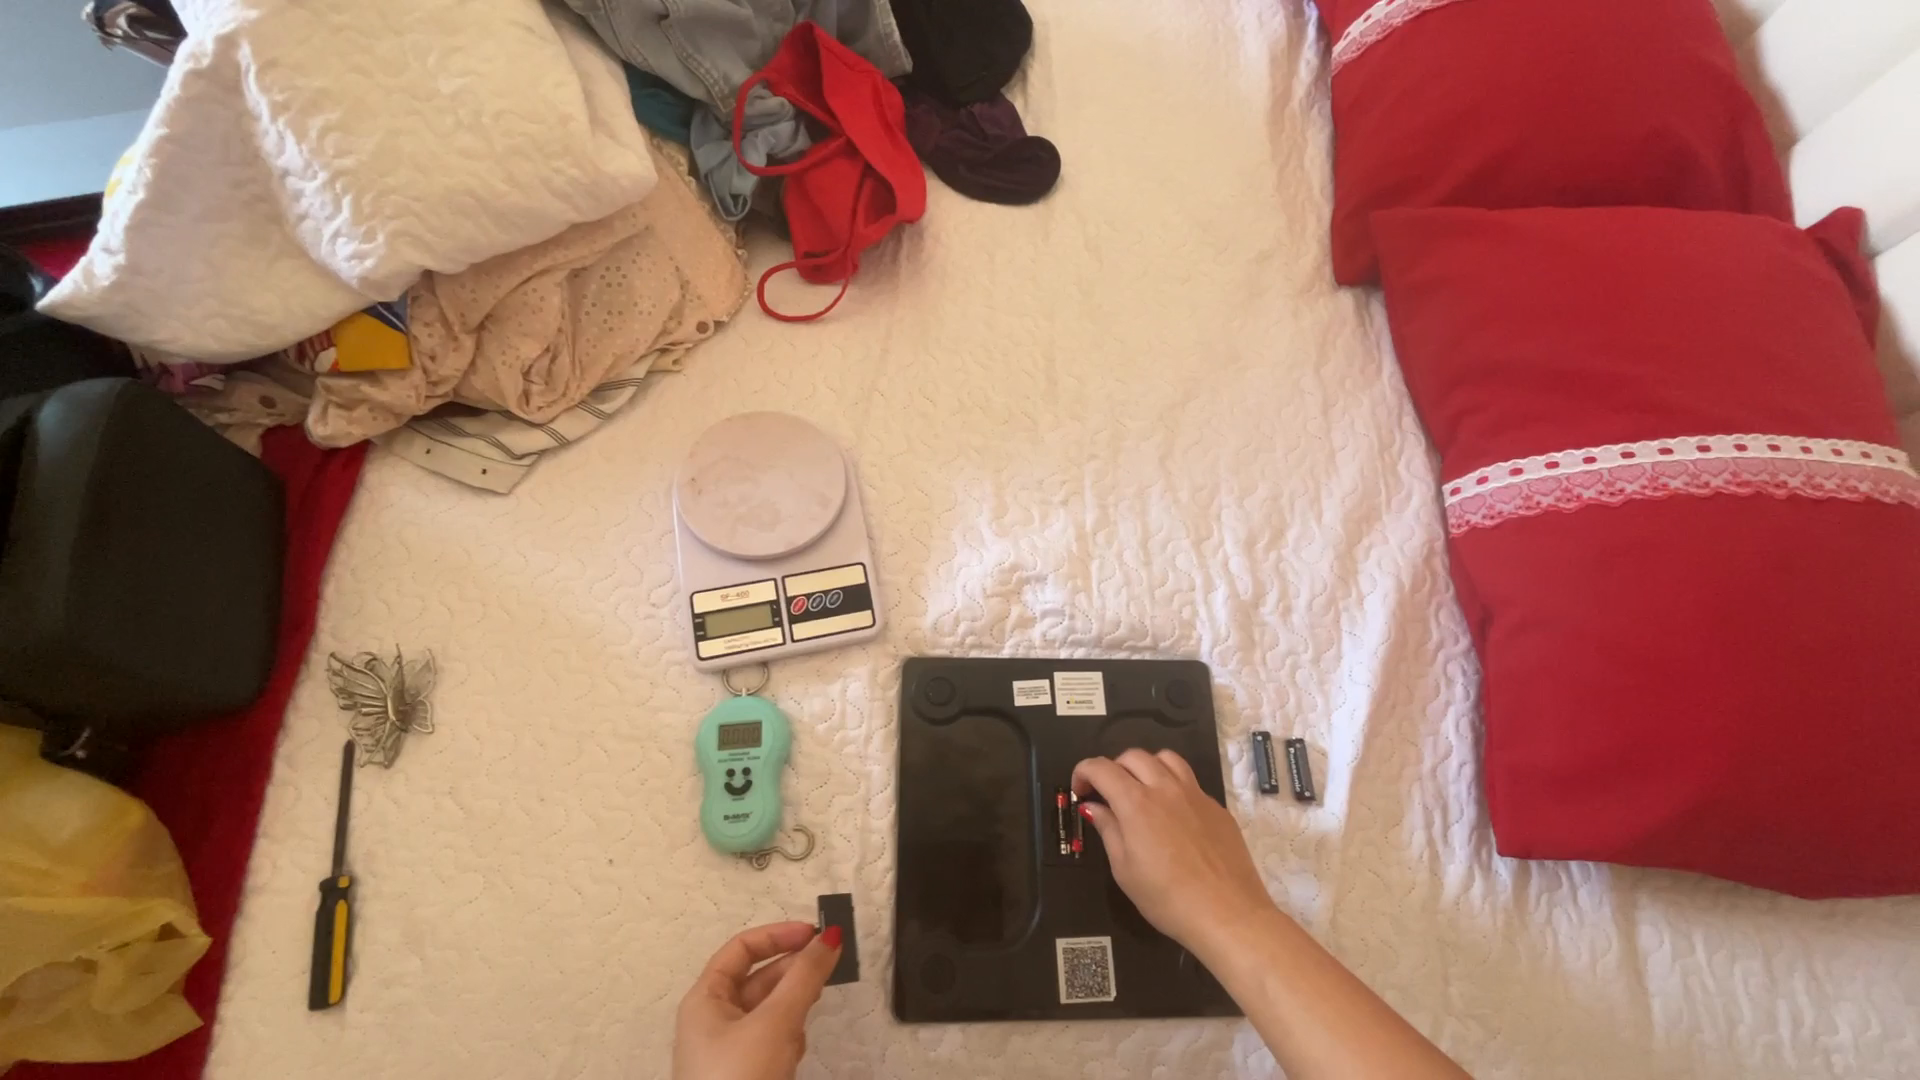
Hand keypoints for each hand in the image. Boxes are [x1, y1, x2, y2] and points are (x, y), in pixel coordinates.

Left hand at [673, 921, 842, 1079]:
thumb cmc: (741, 1077)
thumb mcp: (776, 1022)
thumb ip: (805, 976)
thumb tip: (830, 934)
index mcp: (706, 999)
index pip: (742, 948)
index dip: (778, 935)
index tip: (815, 934)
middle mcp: (712, 1020)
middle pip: (759, 979)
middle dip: (792, 976)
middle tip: (827, 972)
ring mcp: (727, 1051)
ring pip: (769, 1011)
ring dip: (791, 1011)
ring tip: (801, 1027)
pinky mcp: (744, 1075)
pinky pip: (771, 1040)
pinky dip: (787, 1040)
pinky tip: (793, 1058)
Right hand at [1073, 750, 1273, 959]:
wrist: (1229, 915)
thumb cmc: (1168, 898)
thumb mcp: (1124, 870)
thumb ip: (1108, 829)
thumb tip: (1094, 806)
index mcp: (1136, 802)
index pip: (1101, 767)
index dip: (1084, 772)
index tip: (1080, 790)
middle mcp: (1165, 788)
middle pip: (1133, 756)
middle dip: (1113, 768)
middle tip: (1108, 793)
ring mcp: (1196, 794)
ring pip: (1166, 758)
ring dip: (1146, 766)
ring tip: (1142, 790)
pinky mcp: (1217, 807)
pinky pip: (1190, 782)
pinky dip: (1173, 786)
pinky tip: (1173, 815)